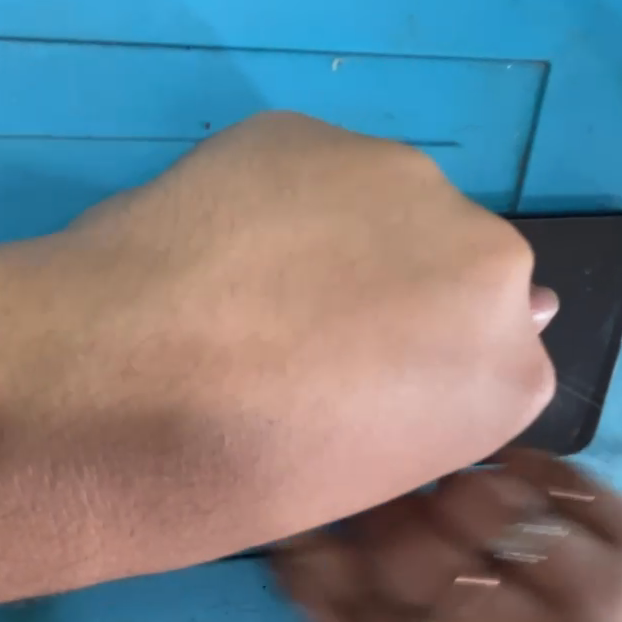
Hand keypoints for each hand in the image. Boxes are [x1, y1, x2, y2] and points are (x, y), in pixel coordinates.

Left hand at [0, 112, 556, 565]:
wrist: (118, 403)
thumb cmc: (226, 488)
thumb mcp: (333, 489)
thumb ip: (384, 418)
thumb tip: (389, 358)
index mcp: (503, 383)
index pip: (483, 363)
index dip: (398, 376)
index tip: (339, 391)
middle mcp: (488, 267)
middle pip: (446, 273)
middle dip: (378, 301)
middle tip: (278, 339)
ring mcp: (400, 181)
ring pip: (377, 210)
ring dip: (323, 244)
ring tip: (228, 294)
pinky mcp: (302, 132)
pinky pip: (297, 170)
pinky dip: (260, 204)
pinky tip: (199, 249)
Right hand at [272, 450, 621, 621]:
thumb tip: (301, 567)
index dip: (323, 564)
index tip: (300, 528)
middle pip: (419, 559)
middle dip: (376, 519)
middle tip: (368, 502)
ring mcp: (614, 597)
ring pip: (476, 504)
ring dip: (437, 489)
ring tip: (436, 498)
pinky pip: (541, 474)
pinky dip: (500, 469)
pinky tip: (495, 485)